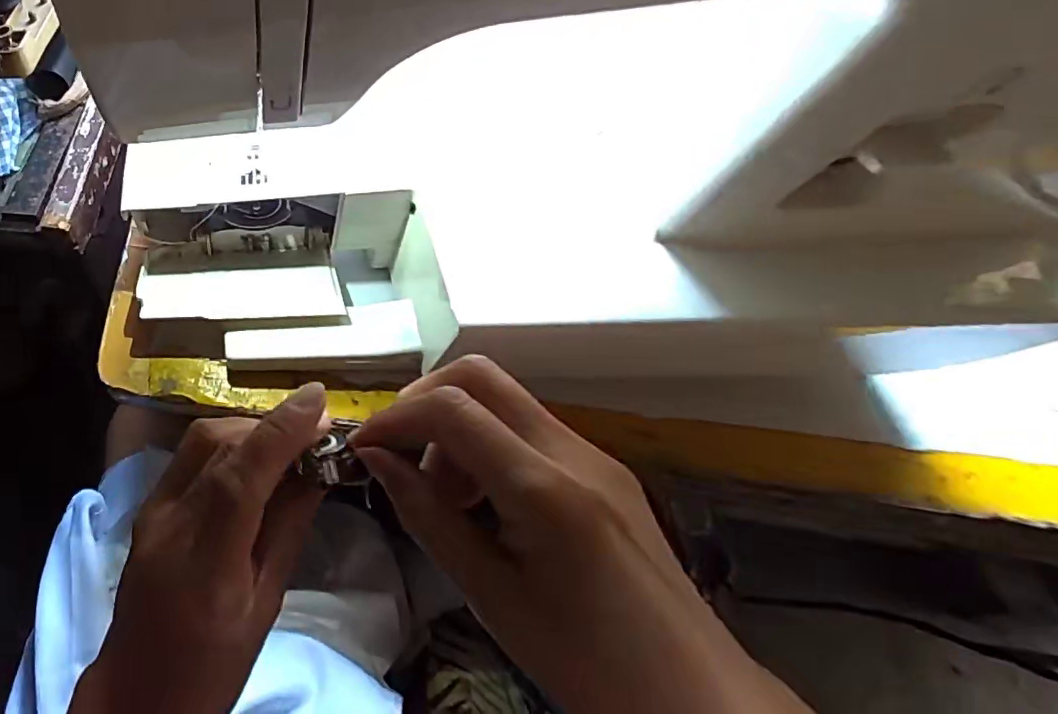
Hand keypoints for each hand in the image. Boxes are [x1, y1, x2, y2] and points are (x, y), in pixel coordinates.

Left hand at [71, 384, 328, 713]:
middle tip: (316, 427)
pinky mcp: (146, 504)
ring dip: (250, 428)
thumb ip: (289, 528)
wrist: (134, 695)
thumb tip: (316, 468)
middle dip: (272, 425)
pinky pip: (190, 453)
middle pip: (218, 445)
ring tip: (289, 438)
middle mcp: (169, 524)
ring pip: (201, 439)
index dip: (281, 430)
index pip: (240, 476)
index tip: (319, 399)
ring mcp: (150, 510)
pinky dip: (229, 439)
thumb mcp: (266, 605)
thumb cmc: (212, 667)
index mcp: (204, 565)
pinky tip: (255, 451)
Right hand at [351, 357, 809, 713]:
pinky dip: (488, 442)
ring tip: (444, 495)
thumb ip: (429, 517)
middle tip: (399, 455)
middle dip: (424, 401)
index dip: (395, 418)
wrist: (695, 696)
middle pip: (479, 374)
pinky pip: (530, 427)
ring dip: (457, 424)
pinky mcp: (603, 465)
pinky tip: (485, 500)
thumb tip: (377, 460)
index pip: (451, 409)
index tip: (362, 448)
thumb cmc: (586, 664)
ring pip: (504, 396)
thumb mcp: (492, 596)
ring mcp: (593, 452)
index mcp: (544, 488)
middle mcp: (571, 449)